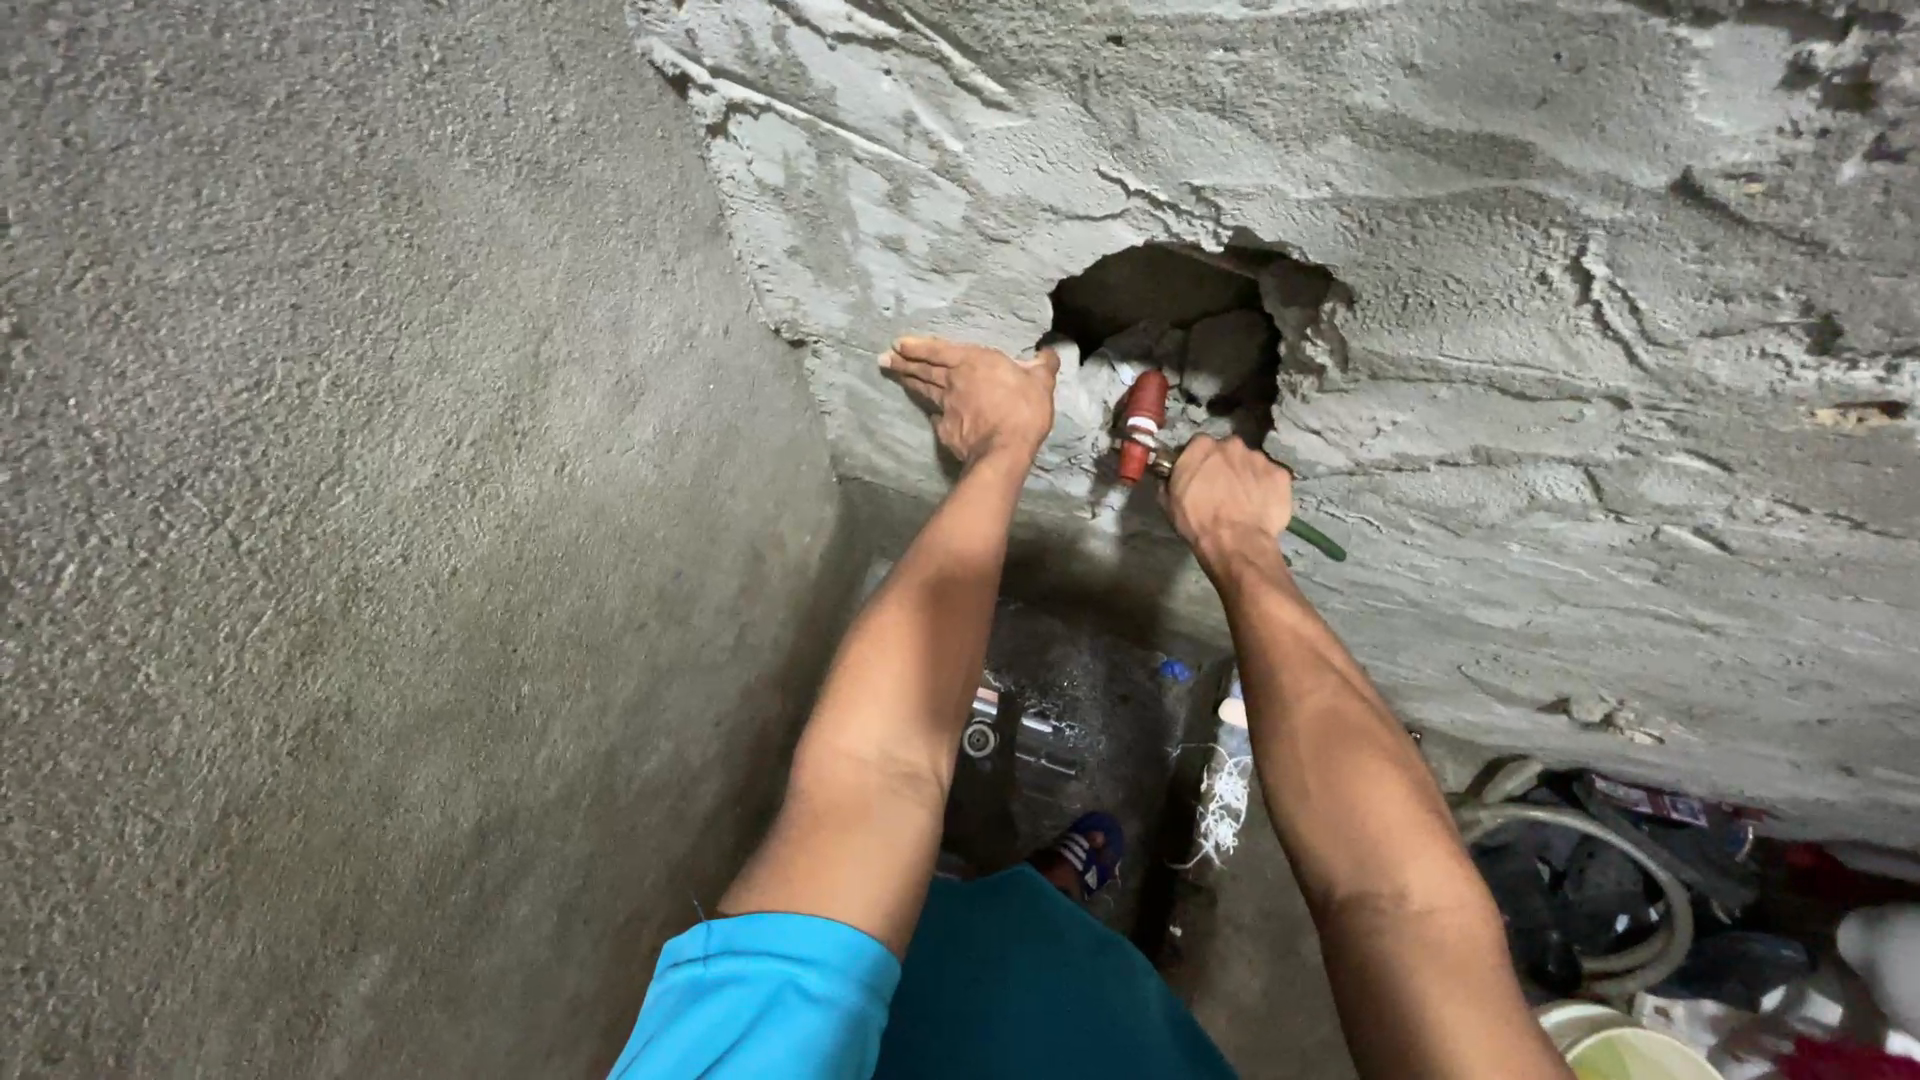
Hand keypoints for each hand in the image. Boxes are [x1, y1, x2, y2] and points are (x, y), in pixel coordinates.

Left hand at [880, 337, 1058, 465]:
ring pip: (924, 390)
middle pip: (924, 370)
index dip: (918, 346)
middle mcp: (954, 381)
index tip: (898, 344)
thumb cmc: (1022, 410)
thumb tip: (1049, 352)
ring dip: (908, 381)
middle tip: (885, 358)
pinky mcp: (945, 430)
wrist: (1003, 450)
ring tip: (894, 375)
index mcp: (973, 362)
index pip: (939, 350)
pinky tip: (927, 413)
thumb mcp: (1040, 382)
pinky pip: (935, 417)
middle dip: (903, 362)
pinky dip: (930, 412)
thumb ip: (1043, 365)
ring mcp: (946, 407)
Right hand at [1161, 436, 1293, 573]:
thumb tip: (1170, 475)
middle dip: (1225, 464)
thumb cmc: (1197, 522)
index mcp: (1202, 447)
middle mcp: (1232, 445)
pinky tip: (1260, 505)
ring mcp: (1260, 458)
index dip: (1199, 460)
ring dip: (1246, 475)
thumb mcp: (1169, 502)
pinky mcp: (1281, 474)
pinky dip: (1267, 487)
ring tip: (1243, 499)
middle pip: (1228, 450)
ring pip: (1251, 462)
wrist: (1235, 543)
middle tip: (1222, 488)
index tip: (1198, 475)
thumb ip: (1170, 480)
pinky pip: (1272, 477)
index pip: (1199, 444)